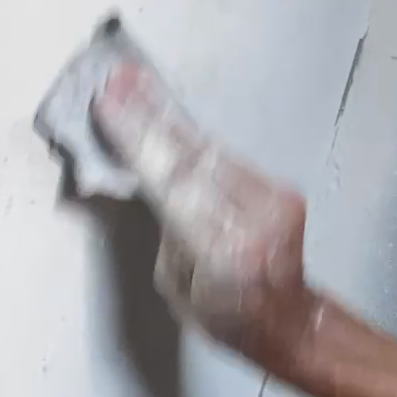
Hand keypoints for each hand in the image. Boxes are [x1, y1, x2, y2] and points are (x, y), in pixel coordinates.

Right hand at [90, 57, 322, 366]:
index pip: (173, 182)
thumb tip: (154, 174)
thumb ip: (168, 226)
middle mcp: (255, 217)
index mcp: (224, 249)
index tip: (109, 101)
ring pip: (212, 150)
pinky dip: (196, 139)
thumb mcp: (176, 282)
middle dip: (151, 114)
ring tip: (137, 83)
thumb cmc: (223, 315)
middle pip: (194, 155)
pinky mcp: (284, 188)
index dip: (139, 138)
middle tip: (120, 77)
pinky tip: (169, 113)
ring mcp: (276, 199)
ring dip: (171, 117)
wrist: (287, 318)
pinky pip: (229, 158)